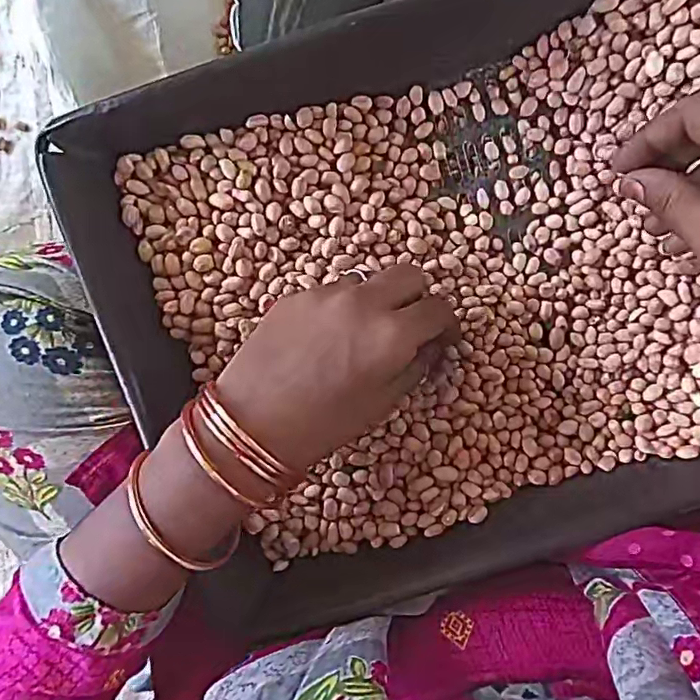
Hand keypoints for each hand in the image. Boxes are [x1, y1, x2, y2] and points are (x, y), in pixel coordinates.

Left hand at [211, 264, 459, 473]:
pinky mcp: (296, 295)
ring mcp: (326, 294)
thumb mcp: (382, 403)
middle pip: (409, 274)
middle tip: (411, 323)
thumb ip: (415, 366)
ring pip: (369, 280)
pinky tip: (327, 338)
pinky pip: (333, 291)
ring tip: (362, 332)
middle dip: (418, 296)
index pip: (438, 309)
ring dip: (377, 299)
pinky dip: (342, 307)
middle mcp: (363, 303)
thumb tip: (430, 347)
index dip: (447, 323)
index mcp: (392, 334)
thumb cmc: (323, 424)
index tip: (444, 336)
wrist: (252, 423)